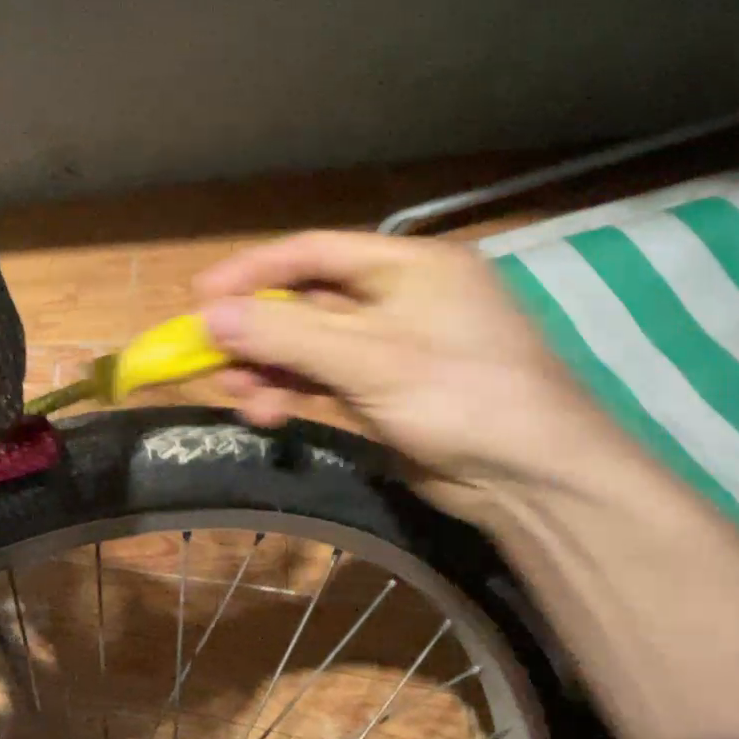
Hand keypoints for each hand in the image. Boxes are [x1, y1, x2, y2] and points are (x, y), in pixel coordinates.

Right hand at [195, 231, 639, 514]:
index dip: (251, 271)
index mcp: (409, 267)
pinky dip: (288, 391)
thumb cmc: (462, 398)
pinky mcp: (383, 388)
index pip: (312, 252)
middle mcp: (396, 298)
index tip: (199, 297)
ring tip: (241, 398)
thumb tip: (204, 317)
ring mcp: (390, 345)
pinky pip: (317, 377)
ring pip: (303, 344)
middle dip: (254, 332)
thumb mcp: (366, 360)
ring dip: (265, 368)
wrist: (539, 486)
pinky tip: (267, 414)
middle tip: (209, 356)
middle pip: (301, 301)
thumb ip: (281, 334)